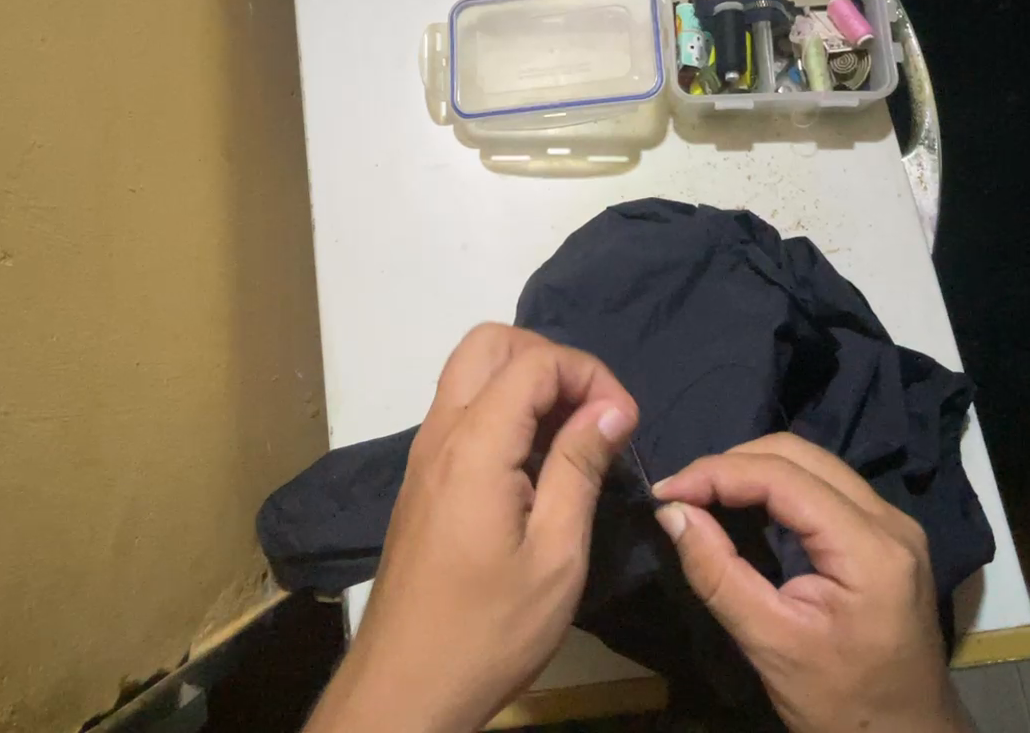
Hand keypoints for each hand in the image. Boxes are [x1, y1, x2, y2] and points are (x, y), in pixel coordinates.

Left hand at [305, 325, 638, 732]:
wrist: (404, 686)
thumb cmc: (488, 628)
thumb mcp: (556, 554)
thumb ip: (579, 466)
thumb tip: (610, 408)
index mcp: (475, 444)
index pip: (535, 361)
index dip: (589, 374)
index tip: (624, 421)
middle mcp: (442, 430)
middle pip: (489, 343)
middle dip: (550, 358)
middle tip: (590, 409)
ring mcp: (426, 449)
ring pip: (471, 370)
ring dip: (525, 378)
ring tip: (570, 431)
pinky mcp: (424, 473)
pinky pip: (463, 406)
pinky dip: (504, 405)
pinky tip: (536, 456)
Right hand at [652, 434, 969, 732]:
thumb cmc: (843, 706)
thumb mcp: (771, 645)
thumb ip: (718, 573)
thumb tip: (671, 511)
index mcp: (870, 548)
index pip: (781, 476)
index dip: (715, 473)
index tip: (665, 492)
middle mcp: (888, 518)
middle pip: (796, 454)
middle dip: (731, 464)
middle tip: (684, 494)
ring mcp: (891, 521)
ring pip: (809, 460)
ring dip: (751, 468)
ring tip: (705, 495)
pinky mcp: (883, 531)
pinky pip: (820, 482)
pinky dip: (773, 483)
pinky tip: (743, 503)